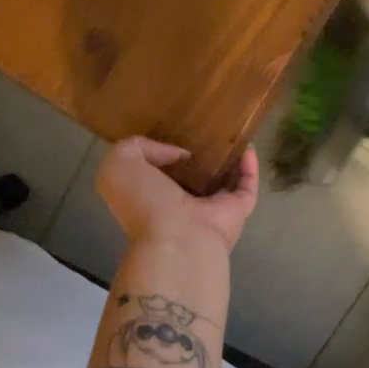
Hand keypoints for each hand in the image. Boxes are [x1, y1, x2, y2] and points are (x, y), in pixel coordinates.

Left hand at [96, 138, 259, 251]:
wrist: (177, 236)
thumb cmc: (144, 201)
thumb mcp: (118, 164)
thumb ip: (136, 146)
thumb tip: (177, 154)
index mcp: (151, 196)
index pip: (159, 172)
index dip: (163, 152)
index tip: (171, 134)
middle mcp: (182, 204)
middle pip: (194, 177)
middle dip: (200, 157)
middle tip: (206, 131)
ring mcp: (212, 208)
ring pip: (224, 181)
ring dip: (230, 161)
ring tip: (232, 136)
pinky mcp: (237, 210)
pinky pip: (246, 186)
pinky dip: (250, 168)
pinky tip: (248, 148)